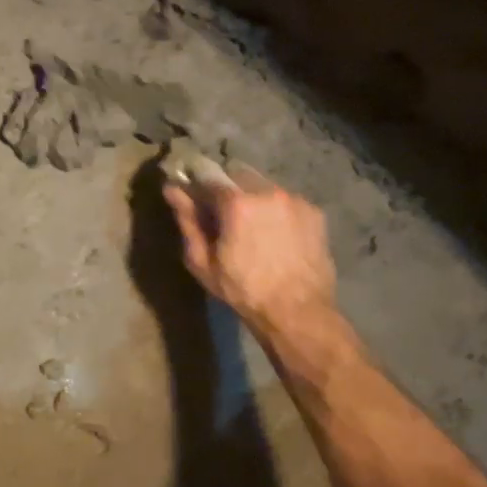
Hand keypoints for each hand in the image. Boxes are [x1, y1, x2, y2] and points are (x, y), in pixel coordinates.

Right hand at [163, 171, 335, 331]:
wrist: (297, 311)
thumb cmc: (243, 289)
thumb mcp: (202, 260)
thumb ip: (188, 220)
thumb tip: (172, 190)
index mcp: (237, 202)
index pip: (209, 178)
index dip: (198, 188)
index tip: (194, 201)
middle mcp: (268, 191)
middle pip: (238, 175)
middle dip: (227, 190)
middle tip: (223, 217)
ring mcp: (295, 200)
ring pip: (264, 186)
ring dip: (253, 198)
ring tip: (252, 228)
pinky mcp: (314, 211)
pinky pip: (286, 200)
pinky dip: (276, 210)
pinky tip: (275, 235)